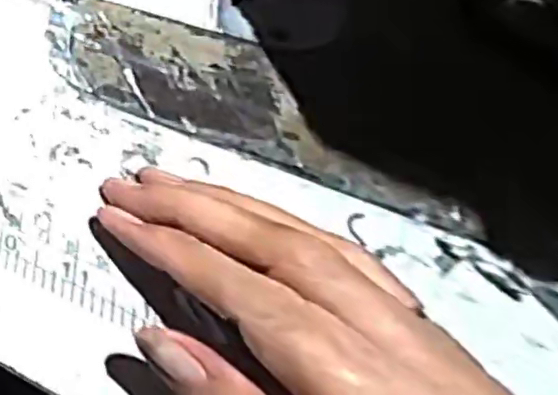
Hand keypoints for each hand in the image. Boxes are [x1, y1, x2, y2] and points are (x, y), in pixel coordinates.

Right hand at [96, 169, 509, 394]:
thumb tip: (158, 341)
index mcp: (361, 383)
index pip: (238, 286)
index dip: (165, 245)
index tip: (114, 218)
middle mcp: (400, 346)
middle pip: (274, 245)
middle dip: (187, 206)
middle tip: (126, 185)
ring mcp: (428, 340)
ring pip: (312, 239)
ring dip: (229, 202)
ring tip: (170, 182)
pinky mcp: (442, 344)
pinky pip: (353, 257)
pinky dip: (285, 222)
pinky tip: (255, 215)